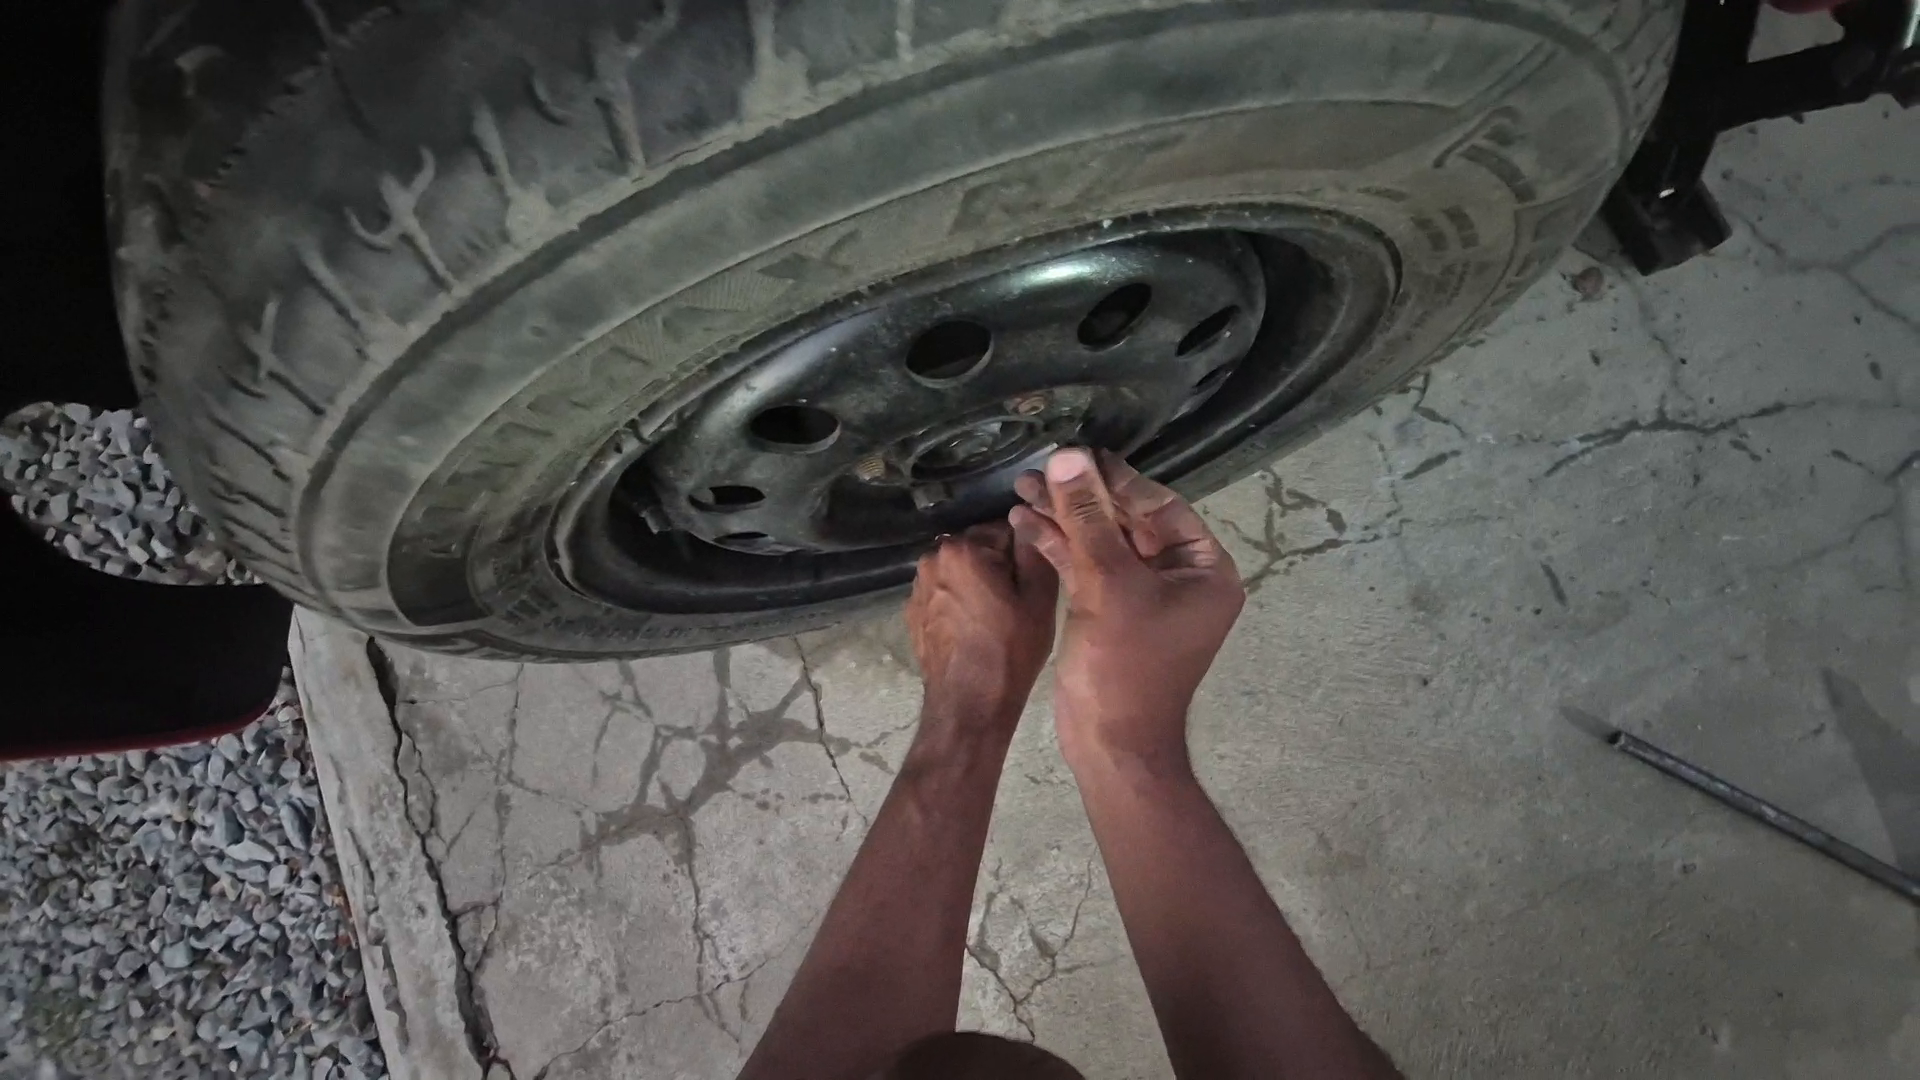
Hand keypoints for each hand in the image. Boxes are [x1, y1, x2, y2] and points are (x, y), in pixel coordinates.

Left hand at [906, 522, 1058, 738]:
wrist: (968, 704)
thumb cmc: (1009, 650)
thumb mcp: (1038, 598)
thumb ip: (1035, 549)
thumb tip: (1031, 519)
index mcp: (961, 548)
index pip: (1004, 529)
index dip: (1024, 555)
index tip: (1031, 583)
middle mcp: (931, 558)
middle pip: (978, 548)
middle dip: (997, 566)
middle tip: (1016, 602)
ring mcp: (917, 586)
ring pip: (960, 571)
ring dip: (977, 584)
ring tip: (995, 618)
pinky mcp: (912, 611)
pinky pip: (944, 592)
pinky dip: (959, 602)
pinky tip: (974, 629)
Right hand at [1009, 448, 1242, 771]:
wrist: (1110, 743)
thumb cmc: (1125, 663)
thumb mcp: (1109, 582)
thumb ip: (1088, 517)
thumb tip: (1068, 457)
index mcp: (1203, 570)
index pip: (1160, 506)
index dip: (1116, 480)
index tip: (1076, 454)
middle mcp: (1177, 578)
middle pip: (1126, 521)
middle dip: (1080, 498)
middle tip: (1038, 469)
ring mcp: (1140, 595)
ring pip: (1101, 542)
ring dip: (1062, 518)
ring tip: (1020, 488)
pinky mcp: (1108, 610)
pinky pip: (1086, 567)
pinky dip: (1058, 547)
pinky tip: (1024, 522)